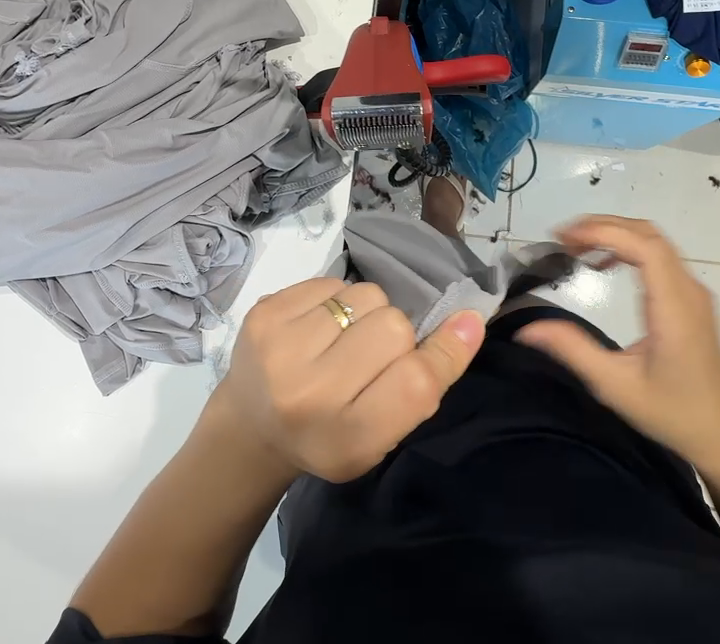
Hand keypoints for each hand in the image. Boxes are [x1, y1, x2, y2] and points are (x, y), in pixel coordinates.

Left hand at [209, 277, 484, 481]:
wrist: (249, 428)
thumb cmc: (325, 437)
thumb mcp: (379, 435)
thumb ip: (423, 386)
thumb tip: (469, 321)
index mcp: (347, 437)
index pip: (416, 382)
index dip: (447, 351)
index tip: (464, 326)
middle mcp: (310, 392)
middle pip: (394, 328)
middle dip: (395, 335)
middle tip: (371, 357)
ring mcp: (280, 347)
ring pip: (366, 295)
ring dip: (367, 312)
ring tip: (343, 340)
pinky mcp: (264, 311)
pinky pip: (332, 281)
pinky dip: (336, 299)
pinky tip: (317, 327)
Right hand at [515, 215, 719, 462]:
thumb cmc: (670, 411)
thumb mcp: (614, 385)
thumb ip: (573, 350)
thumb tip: (526, 328)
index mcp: (673, 308)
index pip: (644, 247)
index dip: (603, 232)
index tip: (564, 237)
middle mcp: (688, 291)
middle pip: (648, 234)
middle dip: (602, 226)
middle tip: (562, 239)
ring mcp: (693, 292)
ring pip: (654, 241)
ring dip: (614, 234)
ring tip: (575, 248)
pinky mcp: (691, 299)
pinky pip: (659, 256)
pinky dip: (627, 248)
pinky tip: (602, 265)